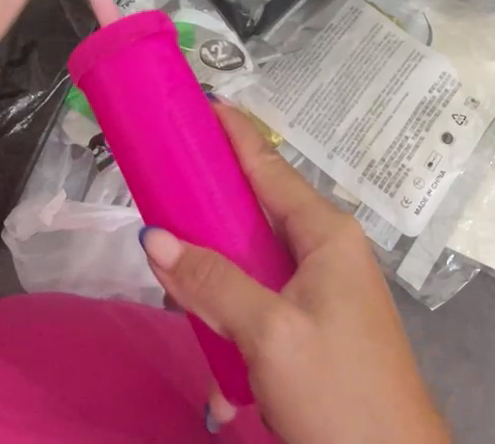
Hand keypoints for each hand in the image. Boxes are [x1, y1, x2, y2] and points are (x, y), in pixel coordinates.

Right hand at [142, 106, 449, 442]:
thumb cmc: (339, 390)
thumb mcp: (269, 333)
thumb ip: (213, 282)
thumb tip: (155, 237)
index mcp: (327, 233)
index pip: (271, 167)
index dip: (236, 134)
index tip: (203, 104)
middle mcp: (329, 249)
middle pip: (261, 205)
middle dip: (214, 190)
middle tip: (166, 172)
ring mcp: (326, 287)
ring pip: (258, 250)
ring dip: (217, 246)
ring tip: (172, 232)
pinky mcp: (317, 321)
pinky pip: (264, 286)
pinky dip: (231, 287)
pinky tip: (203, 301)